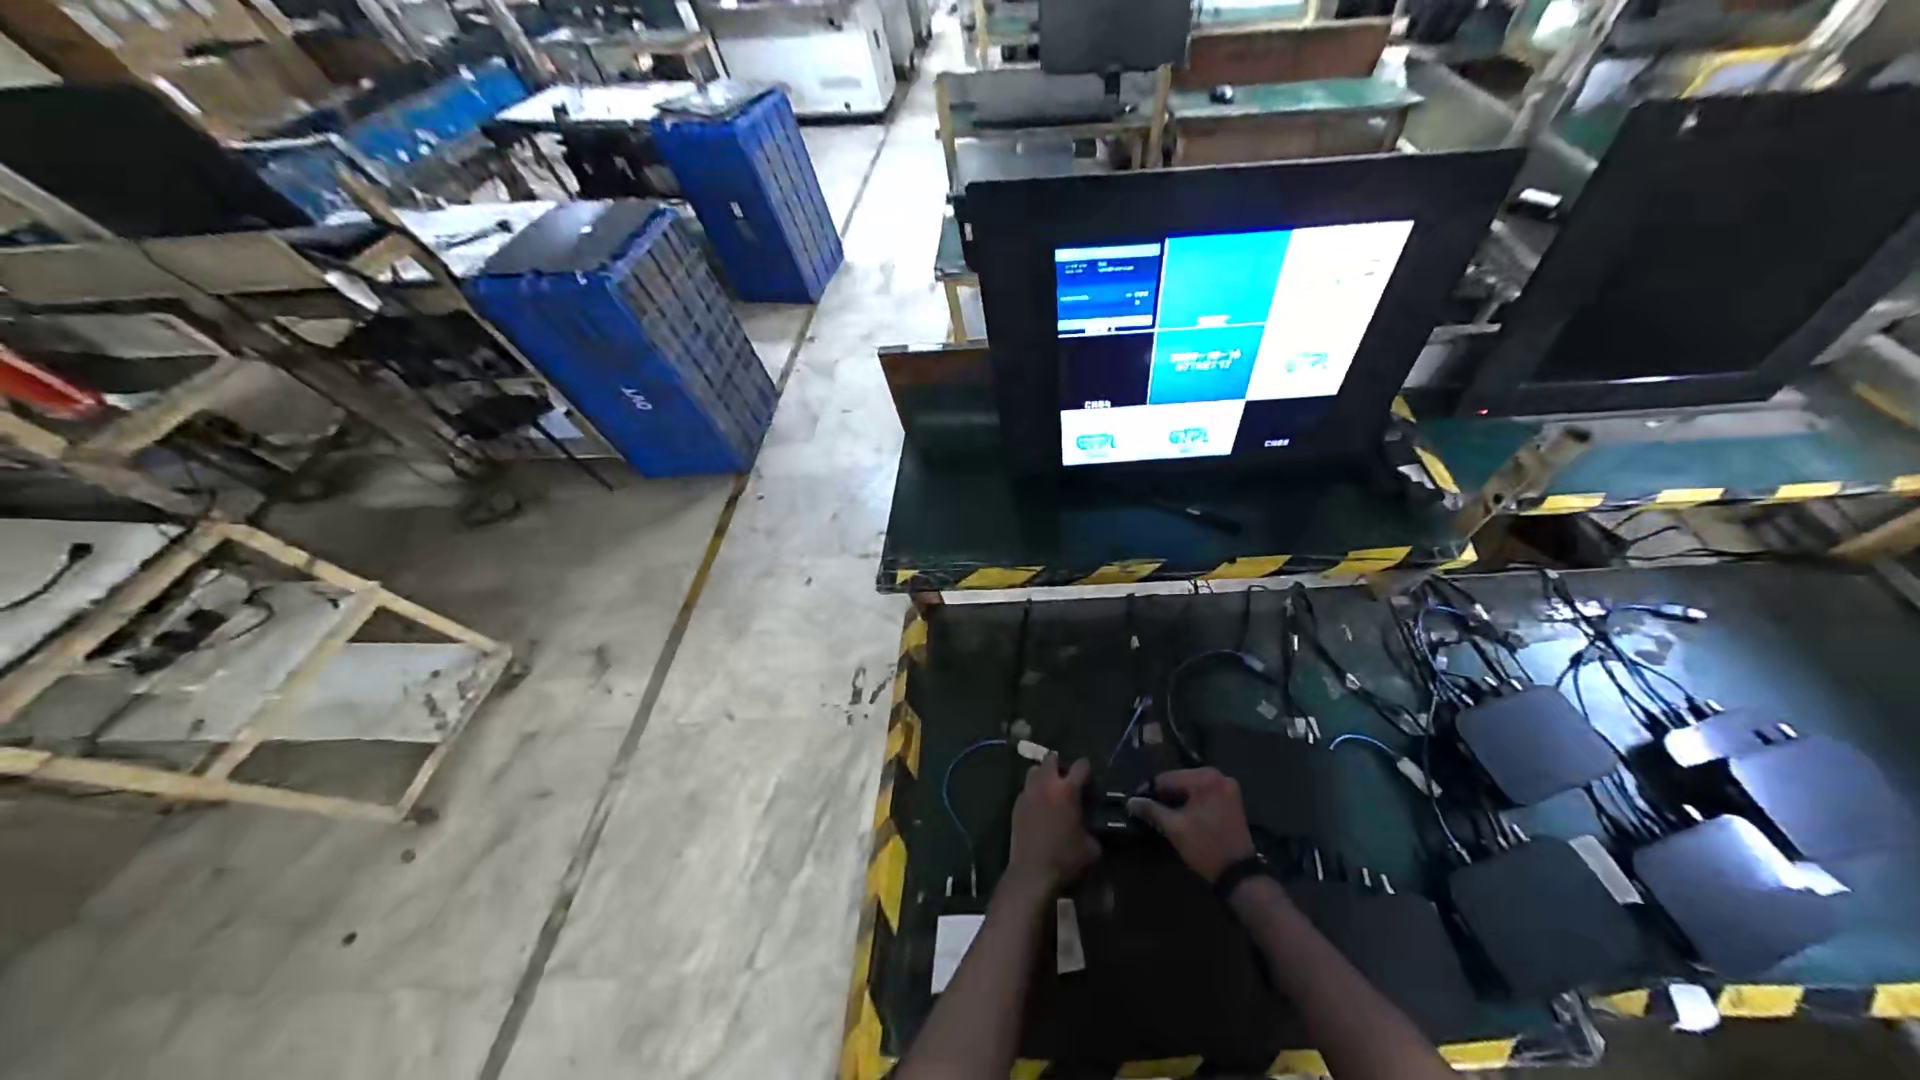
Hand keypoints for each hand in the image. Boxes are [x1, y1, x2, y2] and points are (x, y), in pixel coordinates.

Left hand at [1006, 754, 1100, 891]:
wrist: (1032, 873)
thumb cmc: (1066, 859)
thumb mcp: (1091, 848)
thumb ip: (1093, 831)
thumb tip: (1092, 829)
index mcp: (1068, 790)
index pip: (1081, 765)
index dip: (1087, 770)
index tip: (1089, 780)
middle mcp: (1046, 784)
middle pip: (1052, 758)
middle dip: (1060, 765)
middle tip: (1067, 780)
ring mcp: (1027, 793)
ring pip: (1034, 770)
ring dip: (1043, 775)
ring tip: (1050, 790)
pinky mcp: (1015, 804)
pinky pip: (1025, 789)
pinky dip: (1033, 792)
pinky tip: (1038, 807)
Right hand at [1127, 767, 1255, 882]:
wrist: (1238, 873)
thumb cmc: (1204, 847)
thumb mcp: (1173, 828)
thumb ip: (1151, 810)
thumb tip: (1131, 801)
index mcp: (1204, 778)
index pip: (1167, 778)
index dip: (1149, 790)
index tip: (1137, 801)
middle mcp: (1218, 775)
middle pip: (1180, 780)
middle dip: (1164, 793)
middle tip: (1149, 808)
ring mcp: (1228, 786)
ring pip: (1192, 786)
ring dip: (1178, 797)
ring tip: (1164, 811)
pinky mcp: (1232, 798)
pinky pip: (1204, 793)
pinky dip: (1192, 800)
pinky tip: (1183, 812)